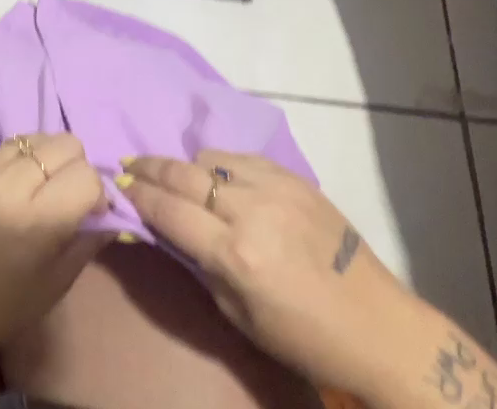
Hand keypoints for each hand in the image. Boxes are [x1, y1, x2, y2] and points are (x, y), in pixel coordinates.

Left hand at [0, 133, 110, 351]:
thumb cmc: (1, 305)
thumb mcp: (55, 283)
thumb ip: (87, 240)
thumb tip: (111, 212)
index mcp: (37, 220)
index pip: (87, 175)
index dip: (96, 193)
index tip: (88, 214)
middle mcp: (11, 185)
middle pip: (65, 143)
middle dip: (76, 166)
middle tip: (67, 197)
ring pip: (36, 136)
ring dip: (48, 157)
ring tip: (41, 188)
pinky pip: (8, 145)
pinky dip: (22, 158)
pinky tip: (16, 185)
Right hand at [121, 151, 427, 396]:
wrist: (379, 329)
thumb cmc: (302, 337)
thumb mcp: (237, 314)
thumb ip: (197, 263)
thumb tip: (163, 229)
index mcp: (236, 255)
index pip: (168, 211)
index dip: (138, 195)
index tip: (117, 186)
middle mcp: (253, 212)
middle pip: (184, 174)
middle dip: (150, 168)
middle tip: (128, 165)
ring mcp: (278, 190)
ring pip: (213, 159)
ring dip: (187, 166)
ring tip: (177, 177)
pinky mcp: (299, 181)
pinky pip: (245, 159)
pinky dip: (222, 165)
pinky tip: (218, 177)